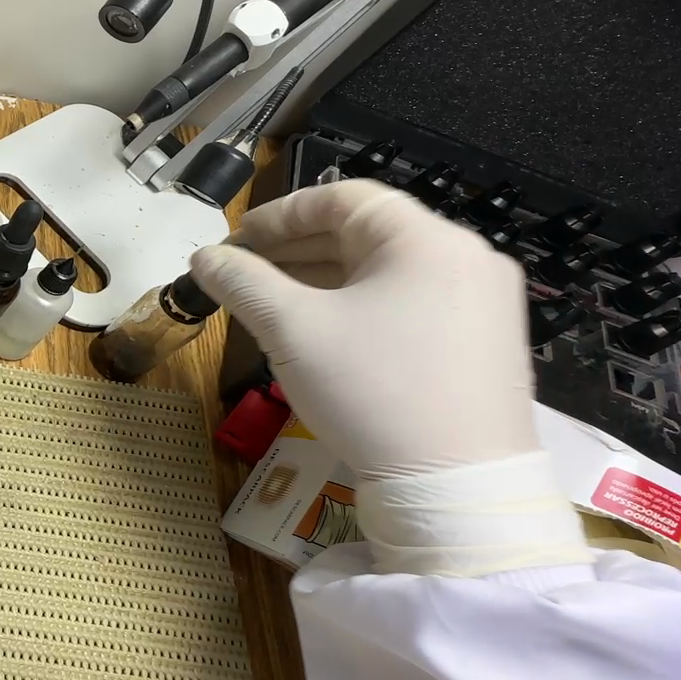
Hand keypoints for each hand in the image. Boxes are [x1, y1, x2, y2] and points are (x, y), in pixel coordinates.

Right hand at [189, 179, 538, 483]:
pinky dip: (347, 304)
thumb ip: (241, 282)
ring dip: (313, 278)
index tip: (232, 243)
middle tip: (237, 275)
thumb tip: (204, 259)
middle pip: (362, 232)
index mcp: (427, 242)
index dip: (279, 213)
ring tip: (263, 305)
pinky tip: (311, 332)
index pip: (344, 198)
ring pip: (378, 271)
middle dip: (290, 249)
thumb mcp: (290, 328)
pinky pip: (399, 302)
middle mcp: (462, 260)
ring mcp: (476, 303)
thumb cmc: (370, 388)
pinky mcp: (473, 342)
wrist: (452, 481)